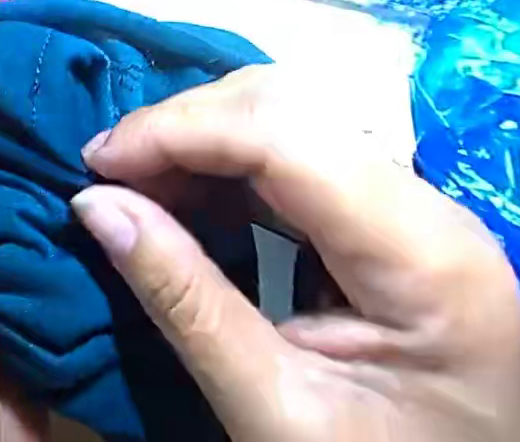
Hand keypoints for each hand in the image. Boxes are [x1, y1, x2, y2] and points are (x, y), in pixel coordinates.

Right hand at [72, 65, 519, 441]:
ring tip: (134, 179)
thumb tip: (93, 202)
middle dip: (184, 125)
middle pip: (285, 109)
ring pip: (285, 119)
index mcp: (424, 254)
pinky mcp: (384, 219)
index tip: (98, 159)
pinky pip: (291, 159)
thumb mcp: (275, 420)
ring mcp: (408, 205)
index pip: (282, 135)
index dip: (178, 129)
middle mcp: (426, 204)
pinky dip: (224, 167)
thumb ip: (184, 300)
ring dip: (199, 139)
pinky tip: (182, 194)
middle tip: (108, 169)